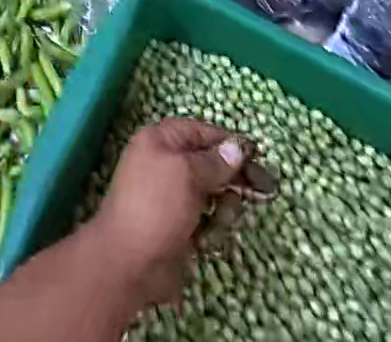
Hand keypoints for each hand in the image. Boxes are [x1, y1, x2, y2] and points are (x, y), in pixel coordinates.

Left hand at [82, 118, 247, 309]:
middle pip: (210, 164)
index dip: (226, 140)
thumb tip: (237, 147)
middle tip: (260, 193)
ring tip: (217, 223)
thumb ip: (215, 161)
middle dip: (231, 180)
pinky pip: (207, 220)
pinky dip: (210, 229)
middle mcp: (165, 163)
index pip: (199, 131)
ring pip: (214, 195)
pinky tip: (203, 241)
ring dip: (222, 210)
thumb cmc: (156, 204)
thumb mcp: (187, 173)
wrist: (130, 259)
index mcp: (159, 141)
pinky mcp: (180, 225)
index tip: (256, 154)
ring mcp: (173, 196)